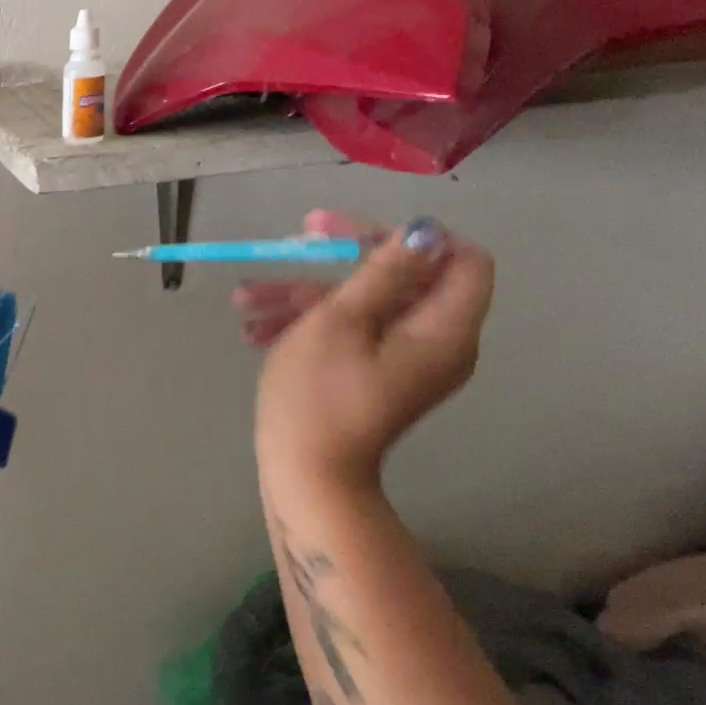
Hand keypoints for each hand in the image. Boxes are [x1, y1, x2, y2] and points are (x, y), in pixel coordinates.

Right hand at [252, 214, 494, 483]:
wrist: (306, 473)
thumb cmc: (319, 394)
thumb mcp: (339, 321)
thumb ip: (381, 271)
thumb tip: (423, 232)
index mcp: (443, 329)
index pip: (461, 259)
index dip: (409, 236)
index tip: (351, 231)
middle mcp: (437, 343)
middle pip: (401, 280)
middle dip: (336, 262)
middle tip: (289, 244)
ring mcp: (405, 363)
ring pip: (364, 307)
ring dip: (303, 295)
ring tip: (244, 300)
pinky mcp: (376, 378)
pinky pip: (352, 335)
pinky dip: (308, 325)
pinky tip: (254, 330)